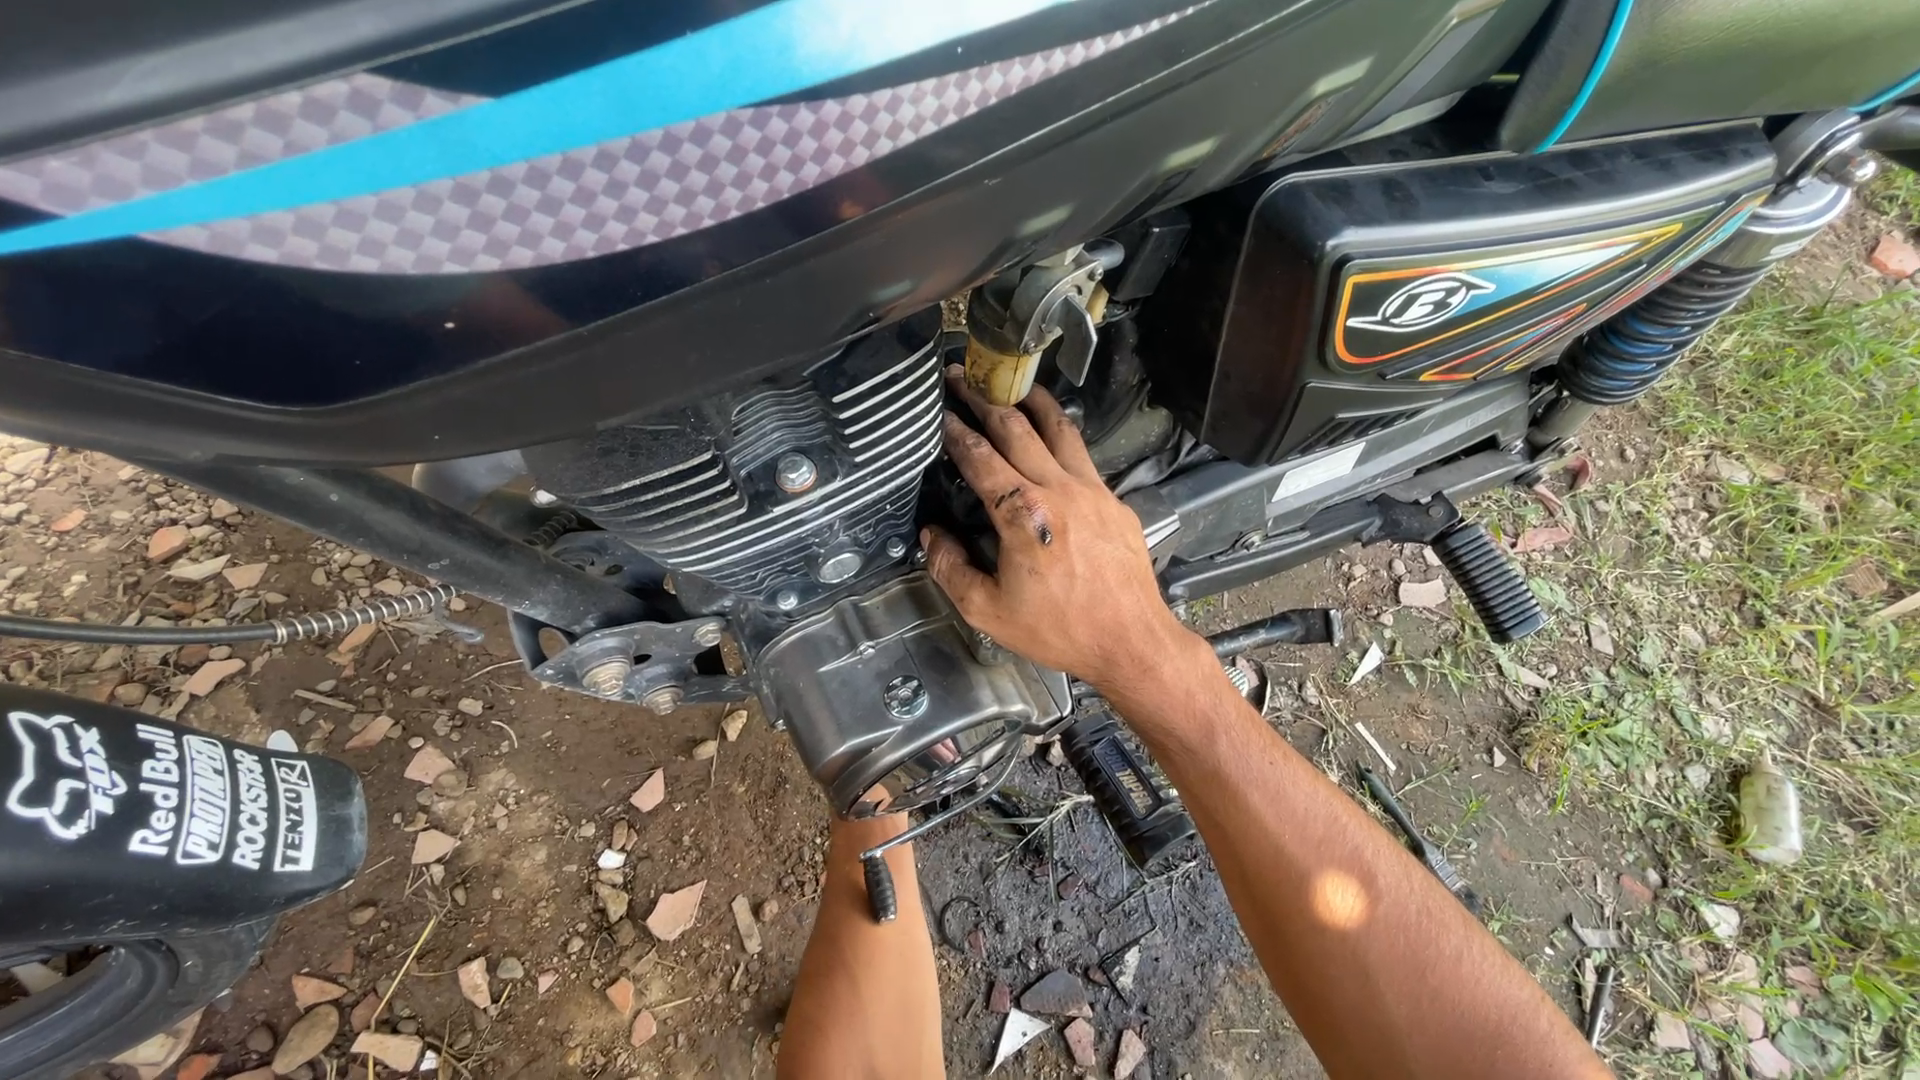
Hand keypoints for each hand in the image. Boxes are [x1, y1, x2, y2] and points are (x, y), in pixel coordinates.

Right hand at [922, 366, 1197, 691]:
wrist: (1130, 640)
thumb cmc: (1060, 630)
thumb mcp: (988, 611)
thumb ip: (950, 569)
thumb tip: (932, 536)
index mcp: (1023, 514)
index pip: (979, 458)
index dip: (954, 431)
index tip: (939, 411)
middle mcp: (1059, 489)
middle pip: (1015, 428)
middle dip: (983, 399)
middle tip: (962, 378)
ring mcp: (1092, 490)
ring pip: (1058, 428)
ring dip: (1030, 400)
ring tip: (1011, 382)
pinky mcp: (1114, 500)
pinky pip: (1082, 454)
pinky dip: (1061, 433)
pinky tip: (1053, 432)